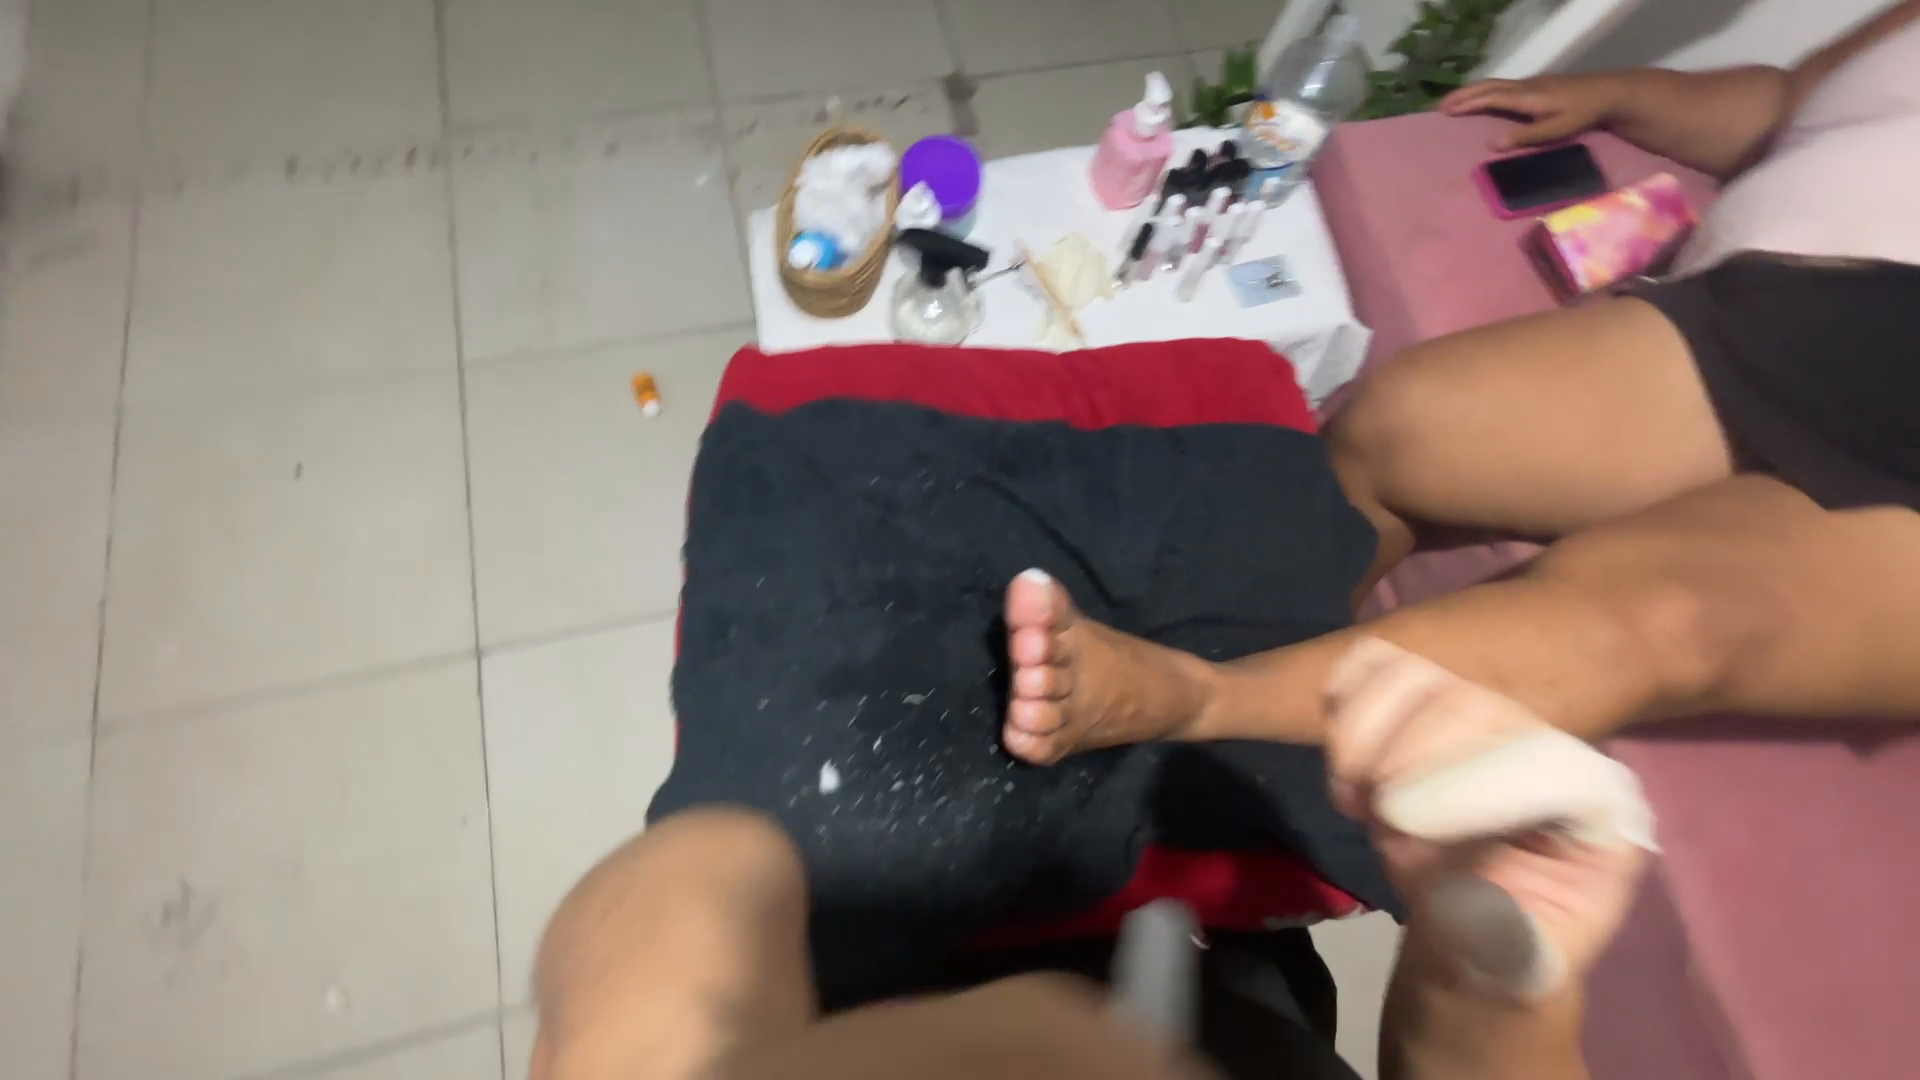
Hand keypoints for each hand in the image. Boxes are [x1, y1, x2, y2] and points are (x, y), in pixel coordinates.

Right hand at [1324, 639, 1652, 998]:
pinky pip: (1368, 667)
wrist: (1468, 927)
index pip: (1542, 757)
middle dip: (1401, 759)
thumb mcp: (1506, 955)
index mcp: (1592, 805)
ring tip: (1353, 793)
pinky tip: (1343, 761)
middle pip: (1464, 700)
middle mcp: (1537, 739)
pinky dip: (1340, 705)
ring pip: (1408, 675)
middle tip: (1377, 818)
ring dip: (1360, 734)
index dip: (1464, 784)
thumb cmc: (1501, 947)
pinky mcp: (1413, 703)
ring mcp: (1472, 713)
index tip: (1399, 826)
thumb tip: (1434, 845)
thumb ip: (1486, 911)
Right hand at [1440, 73, 1625, 150]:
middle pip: (1489, 86)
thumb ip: (1524, 136)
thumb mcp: (1555, 129)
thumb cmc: (1584, 113)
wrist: (1613, 91)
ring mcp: (1532, 83)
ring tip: (1453, 100)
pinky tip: (1480, 97)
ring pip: (1495, 84)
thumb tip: (1491, 143)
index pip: (1491, 98)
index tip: (1446, 111)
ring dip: (1472, 91)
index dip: (1468, 103)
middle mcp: (1526, 86)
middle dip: (1464, 94)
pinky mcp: (1537, 84)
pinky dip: (1485, 91)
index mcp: (1527, 97)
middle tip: (1440, 105)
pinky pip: (1503, 86)